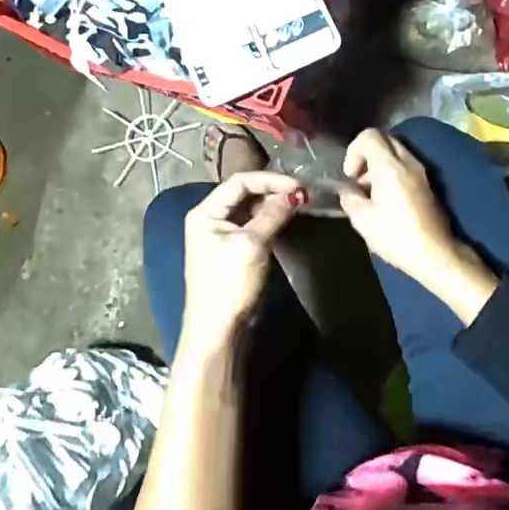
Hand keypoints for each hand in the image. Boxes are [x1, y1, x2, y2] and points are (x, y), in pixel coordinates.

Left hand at [181, 171, 300, 349]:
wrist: (217, 329)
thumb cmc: (229, 284)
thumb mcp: (252, 244)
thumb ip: (273, 214)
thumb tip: (295, 194)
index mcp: (205, 212)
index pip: (240, 181)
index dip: (271, 180)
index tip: (298, 186)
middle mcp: (210, 218)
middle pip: (245, 192)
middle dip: (274, 190)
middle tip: (303, 194)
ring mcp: (220, 235)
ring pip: (251, 208)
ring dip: (274, 204)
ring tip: (299, 204)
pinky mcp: (232, 249)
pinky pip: (253, 224)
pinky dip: (270, 219)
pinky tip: (287, 219)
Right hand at [338, 130, 453, 276]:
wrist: (435, 254)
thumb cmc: (396, 237)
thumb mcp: (362, 220)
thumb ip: (350, 199)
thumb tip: (349, 192)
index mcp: (390, 166)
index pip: (369, 135)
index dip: (353, 151)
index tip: (350, 176)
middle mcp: (409, 162)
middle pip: (384, 140)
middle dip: (366, 156)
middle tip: (358, 182)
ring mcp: (422, 172)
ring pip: (396, 152)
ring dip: (379, 166)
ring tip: (371, 195)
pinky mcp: (428, 184)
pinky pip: (406, 166)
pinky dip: (392, 173)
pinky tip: (386, 200)